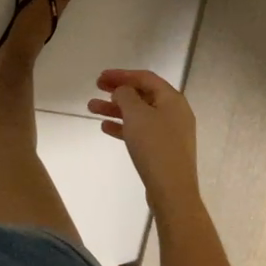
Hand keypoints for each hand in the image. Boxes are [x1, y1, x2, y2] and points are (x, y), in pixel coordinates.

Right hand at [90, 69, 201, 211]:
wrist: (173, 190)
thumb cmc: (155, 146)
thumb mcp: (136, 115)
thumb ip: (126, 96)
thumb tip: (122, 91)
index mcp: (172, 99)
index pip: (145, 77)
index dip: (122, 74)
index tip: (100, 77)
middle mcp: (174, 112)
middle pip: (142, 95)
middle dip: (117, 91)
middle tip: (96, 88)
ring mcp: (170, 132)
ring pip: (139, 114)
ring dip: (116, 109)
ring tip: (91, 108)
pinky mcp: (164, 150)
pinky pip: (141, 131)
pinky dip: (124, 127)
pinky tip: (105, 128)